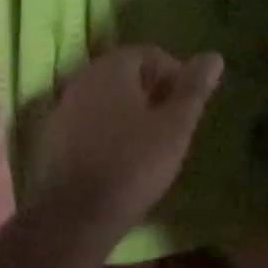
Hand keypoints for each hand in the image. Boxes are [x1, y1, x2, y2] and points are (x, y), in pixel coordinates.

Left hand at [25, 45, 223, 267]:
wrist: (75, 214)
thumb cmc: (133, 164)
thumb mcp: (174, 127)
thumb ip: (193, 90)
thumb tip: (214, 56)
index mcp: (112, 66)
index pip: (150, 53)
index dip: (175, 76)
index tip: (187, 108)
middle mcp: (84, 75)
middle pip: (125, 72)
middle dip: (152, 91)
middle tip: (171, 124)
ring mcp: (64, 103)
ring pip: (106, 95)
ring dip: (129, 109)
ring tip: (148, 141)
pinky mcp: (53, 133)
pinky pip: (88, 117)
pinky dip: (107, 127)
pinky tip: (118, 155)